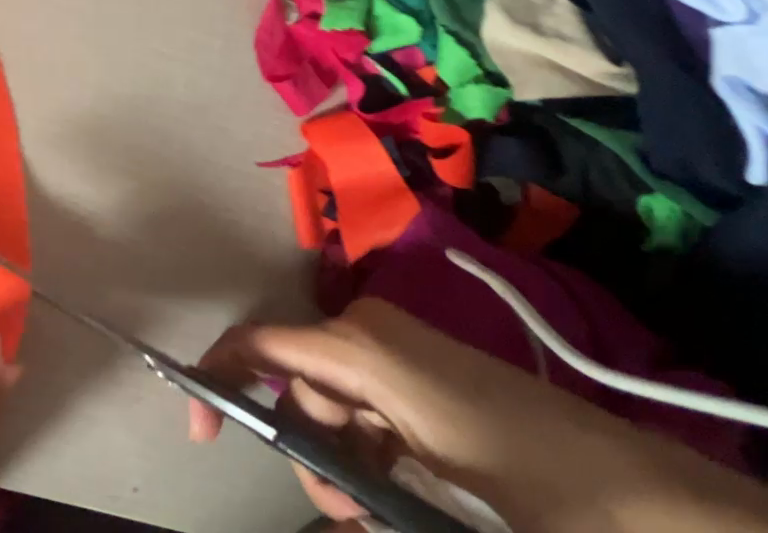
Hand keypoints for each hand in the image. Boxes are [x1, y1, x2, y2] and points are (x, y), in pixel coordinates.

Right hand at [188, 298, 767, 532]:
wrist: (640, 492)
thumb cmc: (517, 471)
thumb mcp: (411, 475)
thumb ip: (332, 457)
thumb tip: (292, 473)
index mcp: (358, 343)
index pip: (257, 345)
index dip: (214, 377)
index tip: (202, 435)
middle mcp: (368, 330)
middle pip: (295, 386)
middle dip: (303, 449)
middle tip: (341, 511)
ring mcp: (397, 348)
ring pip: (329, 404)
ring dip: (337, 460)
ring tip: (371, 510)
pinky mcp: (421, 372)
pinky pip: (365, 408)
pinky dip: (365, 451)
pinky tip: (390, 491)